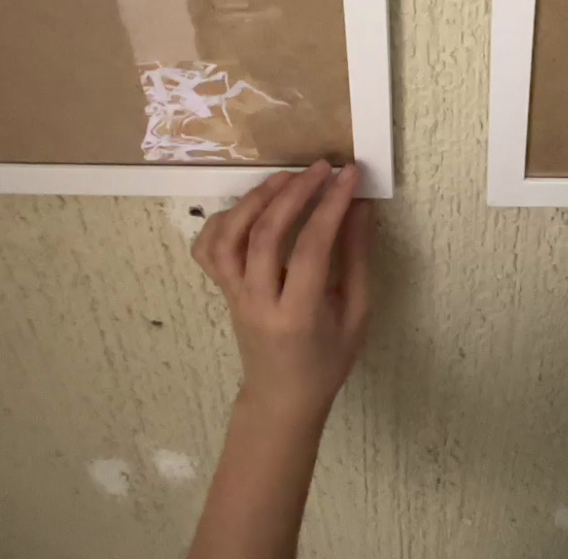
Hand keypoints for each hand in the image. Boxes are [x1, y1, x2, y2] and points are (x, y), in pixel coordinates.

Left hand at [192, 161, 374, 423]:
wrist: (281, 400)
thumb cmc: (327, 361)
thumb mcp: (357, 313)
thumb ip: (357, 258)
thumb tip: (359, 206)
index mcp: (298, 315)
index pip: (311, 247)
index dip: (331, 205)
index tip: (350, 175)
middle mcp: (258, 303)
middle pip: (265, 235)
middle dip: (295, 193)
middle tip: (322, 167)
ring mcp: (233, 296)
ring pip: (228, 237)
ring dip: (256, 199)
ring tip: (286, 178)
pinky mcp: (222, 290)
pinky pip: (208, 249)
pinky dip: (224, 219)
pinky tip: (252, 205)